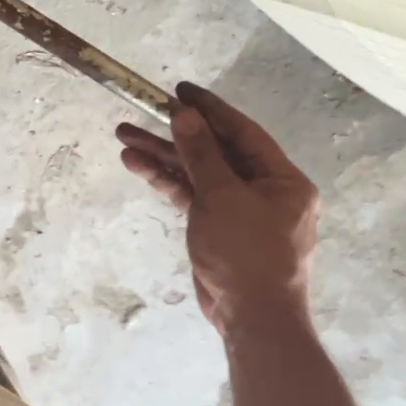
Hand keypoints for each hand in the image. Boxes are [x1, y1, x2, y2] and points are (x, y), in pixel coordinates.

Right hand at [116, 82, 318, 333]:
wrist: (252, 316)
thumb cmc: (247, 252)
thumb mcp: (222, 196)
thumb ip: (201, 152)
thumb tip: (184, 114)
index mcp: (282, 180)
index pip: (243, 133)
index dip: (210, 109)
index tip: (180, 90)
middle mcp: (264, 190)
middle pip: (214, 150)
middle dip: (174, 133)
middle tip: (140, 111)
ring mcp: (240, 208)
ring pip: (196, 171)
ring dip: (162, 154)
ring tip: (123, 136)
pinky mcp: (218, 225)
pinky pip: (190, 193)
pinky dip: (165, 179)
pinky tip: (136, 165)